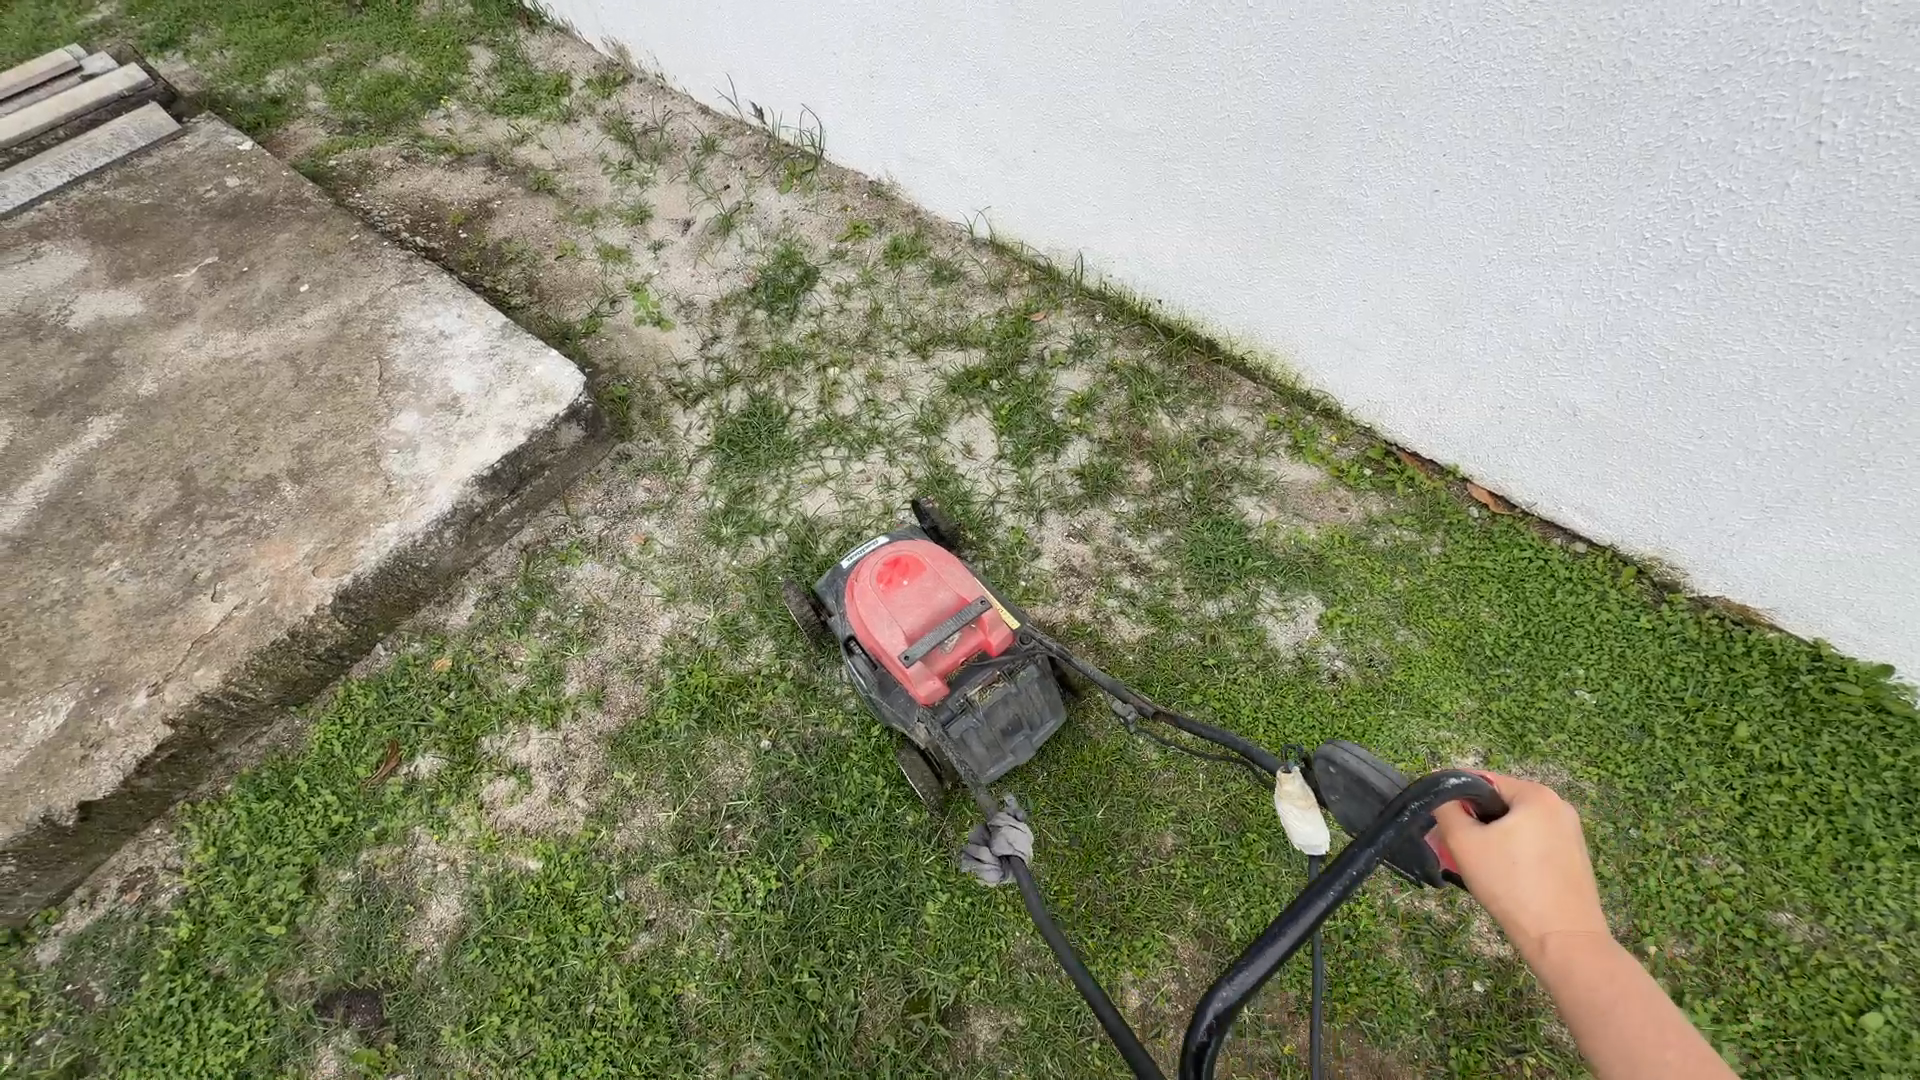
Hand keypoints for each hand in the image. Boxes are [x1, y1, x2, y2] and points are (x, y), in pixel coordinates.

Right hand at [1432, 772, 1609, 962]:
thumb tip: (1443, 796)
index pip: (1480, 780)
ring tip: (1477, 862)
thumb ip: (1444, 807)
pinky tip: (1502, 874)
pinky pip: (1531, 841)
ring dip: (1490, 836)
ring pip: (1514, 823)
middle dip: (1473, 819)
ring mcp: (1571, 833)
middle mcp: (1560, 807)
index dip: (1453, 797)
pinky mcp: (1574, 857)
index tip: (1439, 821)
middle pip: (1498, 802)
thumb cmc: (1510, 883)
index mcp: (1537, 795)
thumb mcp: (1462, 840)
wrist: (1562, 940)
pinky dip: (1511, 850)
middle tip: (1455, 845)